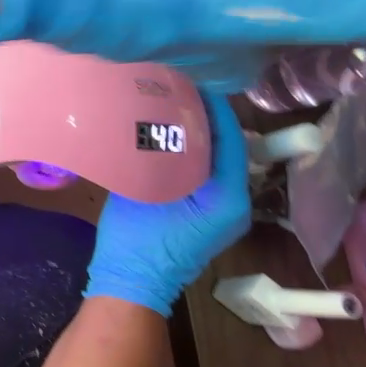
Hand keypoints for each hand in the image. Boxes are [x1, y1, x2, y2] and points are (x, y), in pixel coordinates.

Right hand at [86, 94, 250, 315]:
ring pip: (216, 163)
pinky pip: (205, 176)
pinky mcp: (205, 216)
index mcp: (228, 196)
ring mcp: (221, 211)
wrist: (130, 282)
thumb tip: (154, 122)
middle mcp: (235, 202)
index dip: (215, 110)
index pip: (231, 141)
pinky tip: (168, 143)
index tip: (194, 84)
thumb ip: (157, 156)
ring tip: (172, 111)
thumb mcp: (144, 190)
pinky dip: (192, 156)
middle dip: (206, 121)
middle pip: (228, 150)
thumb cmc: (138, 238)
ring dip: (198, 138)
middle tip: (179, 93)